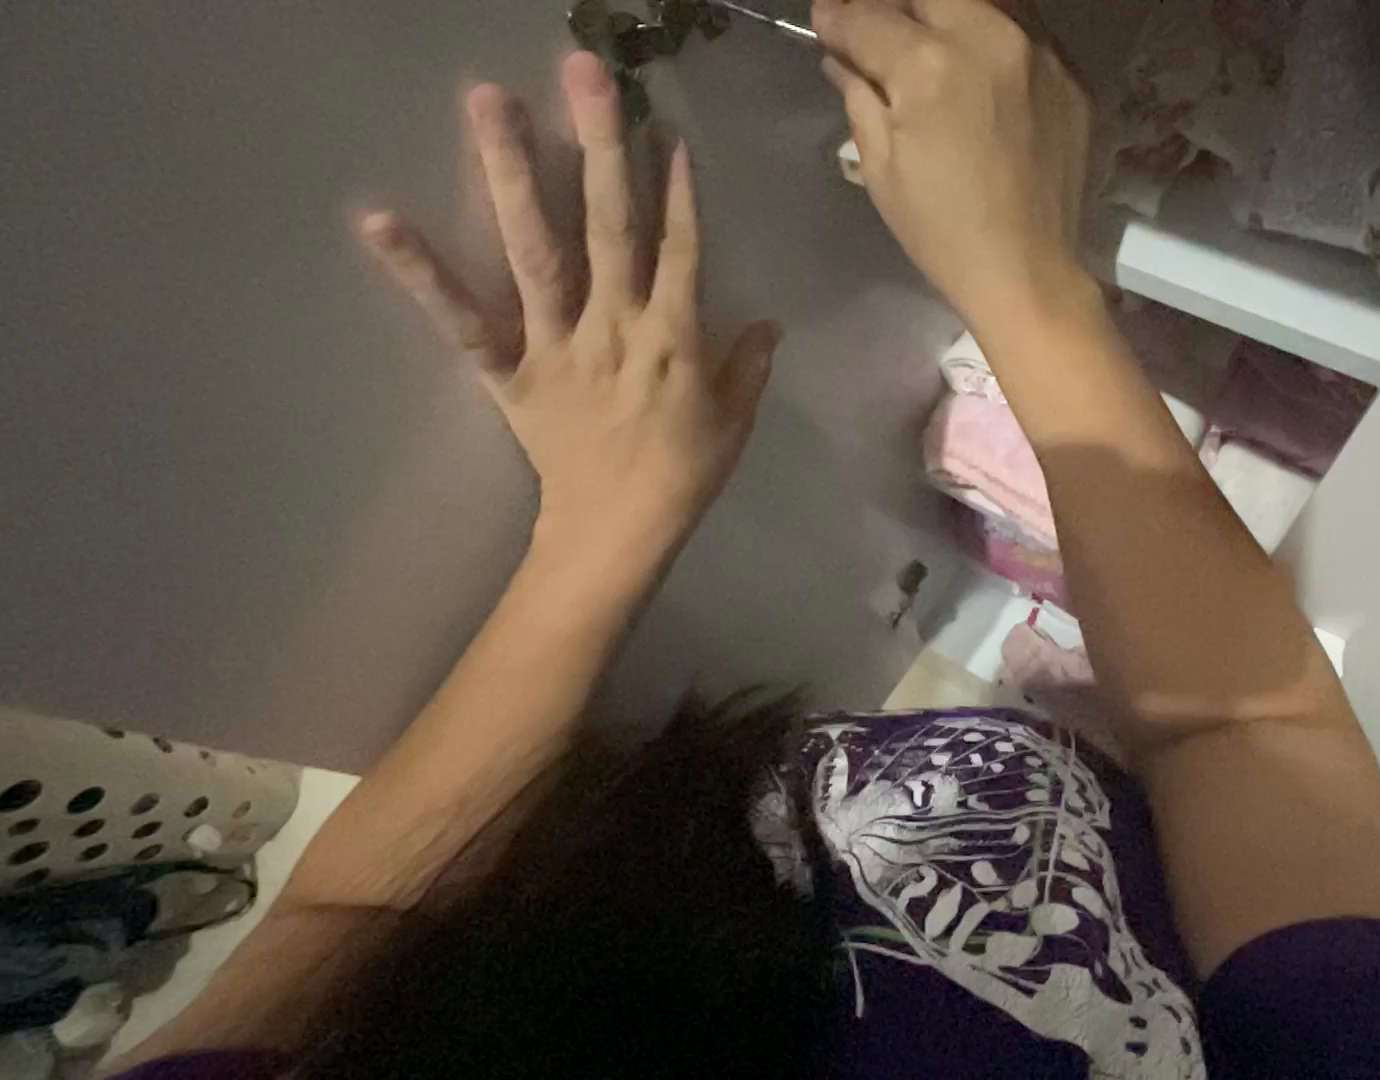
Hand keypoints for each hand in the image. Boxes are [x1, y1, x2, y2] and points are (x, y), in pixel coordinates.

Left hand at [358, 53, 778, 575]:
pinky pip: (465, 321)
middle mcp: (616, 328)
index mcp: (675, 342)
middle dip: (602, 150)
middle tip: (586, 73)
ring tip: (489, 100)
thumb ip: (748, 366)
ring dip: (515, 176)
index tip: (668, 132)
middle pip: (610, 229)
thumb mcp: (735, 422)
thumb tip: (767, 322)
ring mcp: (557, 346)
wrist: (617, 530)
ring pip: (536, 253)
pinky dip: (423, 274)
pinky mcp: (509, 371)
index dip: (678, 192)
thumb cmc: (685, 475)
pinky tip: (378, 217)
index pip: (681, 252)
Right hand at [814, 0, 1091, 329]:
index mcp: (929, 67)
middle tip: (882, 38)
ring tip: (934, 62)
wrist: (1027, 273)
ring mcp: (1038, 56)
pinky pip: (1022, 45)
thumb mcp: (883, 174)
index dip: (837, 18)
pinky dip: (993, 56)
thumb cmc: (943, 236)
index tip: (824, 21)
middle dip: (896, 9)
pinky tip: (983, 92)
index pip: (868, 18)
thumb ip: (860, 100)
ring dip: (948, 23)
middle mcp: (988, 39)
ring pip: (980, 9)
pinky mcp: (1070, 81)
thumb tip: (842, 60)